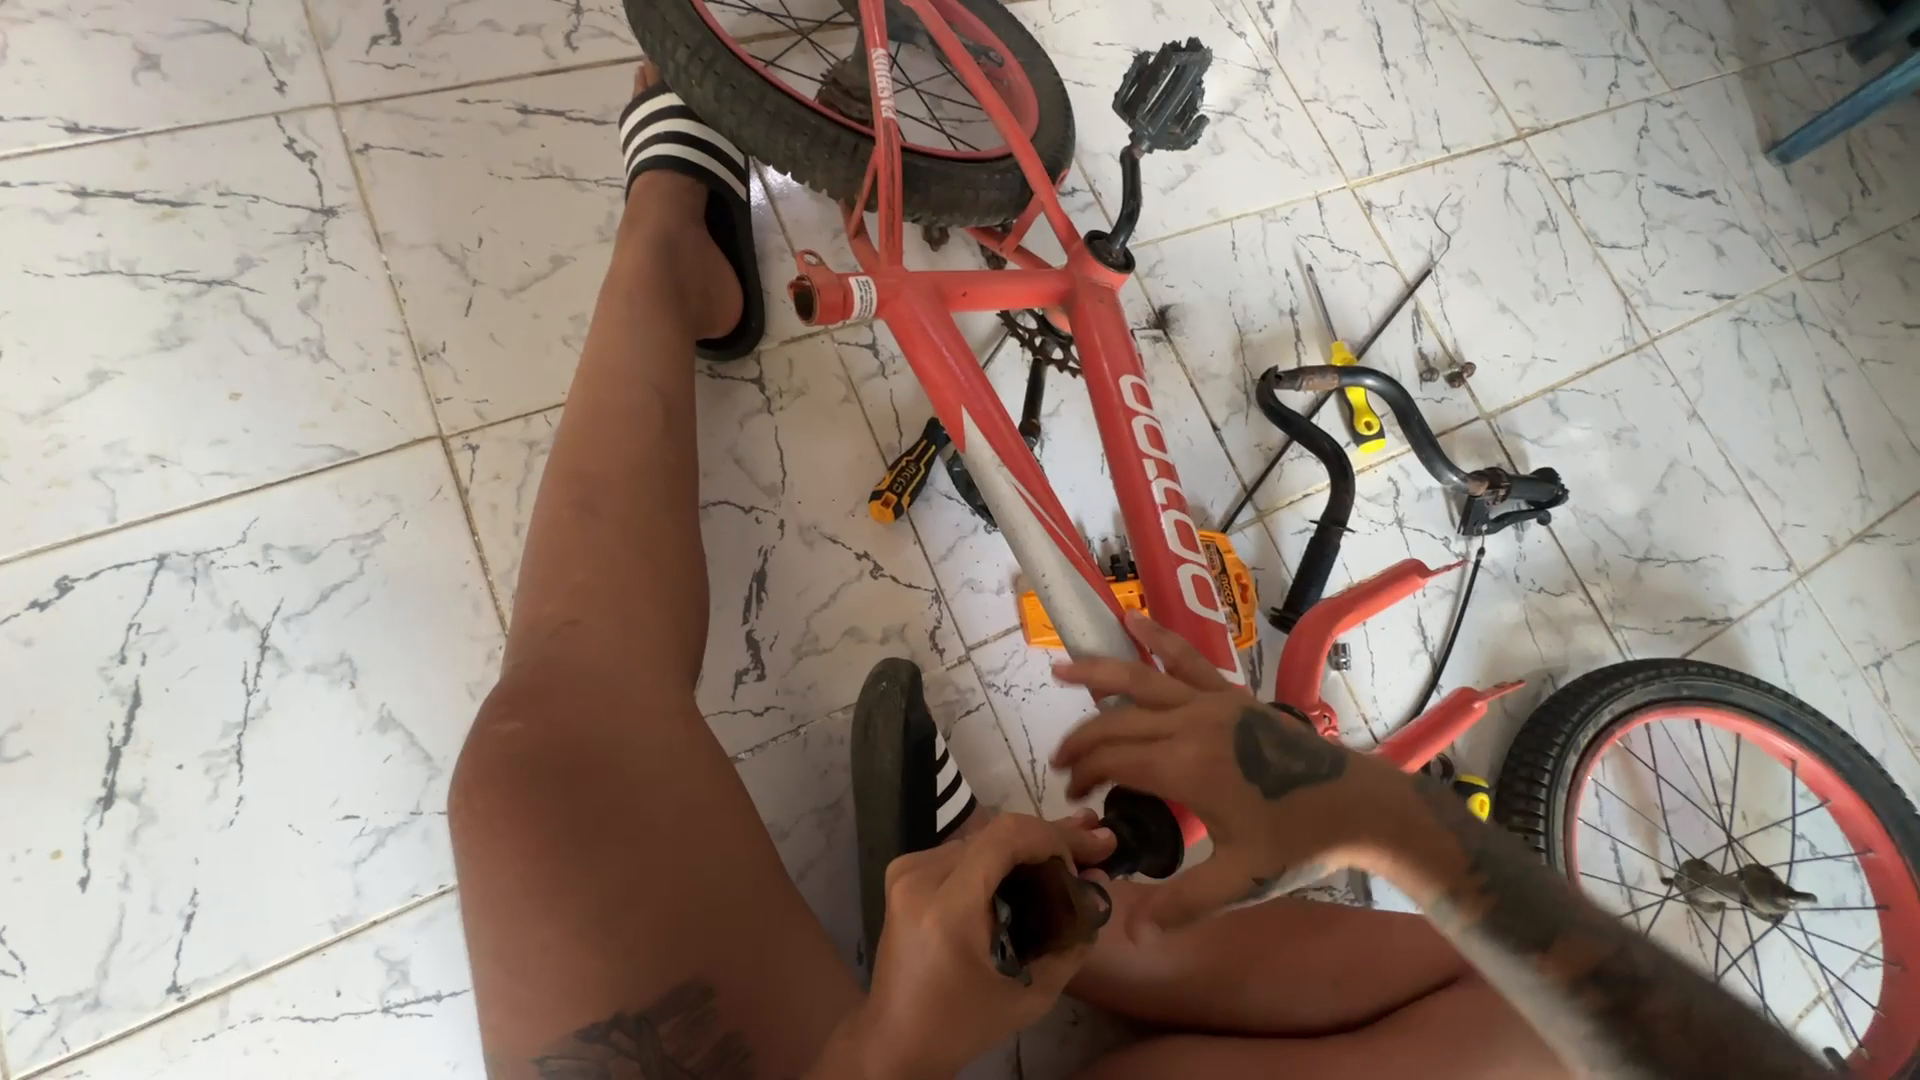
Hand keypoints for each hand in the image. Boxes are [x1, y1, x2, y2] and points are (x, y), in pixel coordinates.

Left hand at [840, 812, 1115, 1079]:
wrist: (895, 1037)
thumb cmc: (962, 1024)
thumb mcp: (1029, 997)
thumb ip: (1069, 943)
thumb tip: (1097, 890)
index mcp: (945, 908)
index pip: (1005, 838)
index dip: (1053, 836)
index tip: (1089, 853)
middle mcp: (920, 876)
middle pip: (996, 832)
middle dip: (1049, 838)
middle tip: (1095, 843)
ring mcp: (907, 868)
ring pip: (983, 837)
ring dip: (1026, 846)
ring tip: (1070, 852)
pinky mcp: (904, 869)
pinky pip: (964, 849)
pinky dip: (1000, 855)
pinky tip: (1031, 863)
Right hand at [1050, 611, 1403, 932]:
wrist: (1359, 805)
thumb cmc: (1299, 844)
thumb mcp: (1241, 880)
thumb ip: (1184, 902)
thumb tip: (1135, 930)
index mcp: (1187, 768)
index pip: (1114, 760)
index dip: (1083, 774)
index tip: (1072, 794)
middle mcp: (1191, 725)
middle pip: (1117, 722)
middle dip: (1081, 741)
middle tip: (1060, 762)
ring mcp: (1211, 702)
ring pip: (1140, 679)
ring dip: (1096, 672)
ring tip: (1060, 667)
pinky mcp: (1229, 693)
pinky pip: (1185, 658)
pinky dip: (1157, 637)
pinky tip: (1132, 618)